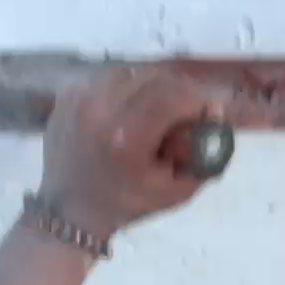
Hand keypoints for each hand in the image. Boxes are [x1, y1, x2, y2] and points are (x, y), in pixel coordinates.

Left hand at [38, 68, 214, 236]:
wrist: (70, 211)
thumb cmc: (126, 204)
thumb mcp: (175, 192)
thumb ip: (204, 158)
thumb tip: (216, 119)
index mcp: (126, 137)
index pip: (174, 96)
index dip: (197, 101)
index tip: (205, 114)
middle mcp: (101, 110)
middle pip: (155, 78)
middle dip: (178, 92)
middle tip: (185, 111)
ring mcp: (81, 99)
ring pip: (132, 73)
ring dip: (150, 88)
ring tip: (153, 111)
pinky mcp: (68, 96)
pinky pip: (107, 79)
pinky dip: (124, 90)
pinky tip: (126, 112)